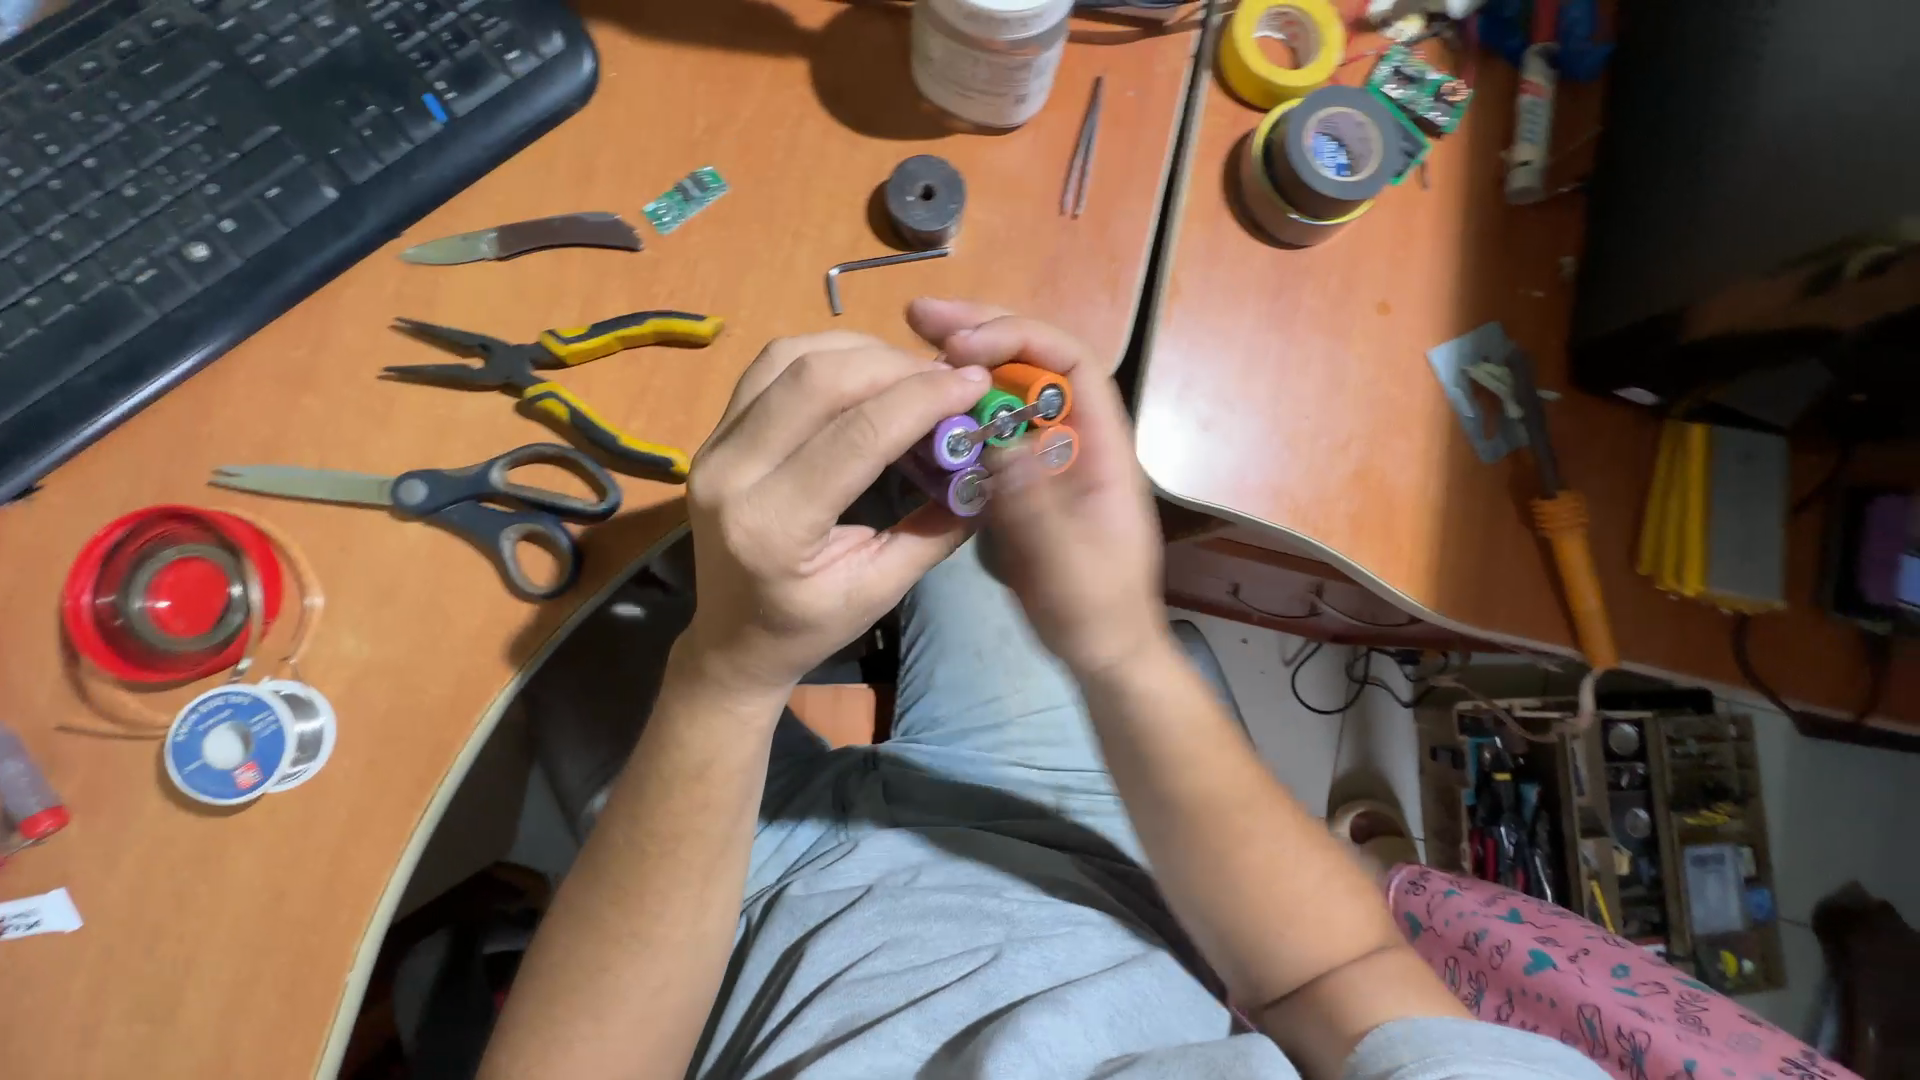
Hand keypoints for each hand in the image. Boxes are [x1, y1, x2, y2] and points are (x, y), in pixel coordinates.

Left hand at [676, 329, 993, 700]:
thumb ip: (935, 529)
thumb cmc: (808, 625)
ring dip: (859, 351)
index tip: (973, 383)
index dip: (923, 399)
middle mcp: (731, 474)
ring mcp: (713, 446)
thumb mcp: (880, 590)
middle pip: (817, 380)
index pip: (858, 436)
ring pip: (788, 358)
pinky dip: (824, 355)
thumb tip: (989, 468)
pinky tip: (863, 371)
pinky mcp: (713, 432)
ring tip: (909, 371)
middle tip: (947, 375)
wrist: (731, 637)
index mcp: (774, 527)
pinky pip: (768, 366)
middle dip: (895, 365)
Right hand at [907, 299, 1168, 677]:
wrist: (1100, 650)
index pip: (1070, 364)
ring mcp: (1047, 460)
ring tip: (911, 349)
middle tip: (918, 317)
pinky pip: (989, 435)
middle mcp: (1074, 440)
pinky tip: (920, 409)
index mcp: (1101, 449)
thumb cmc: (1097, 611)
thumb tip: (997, 440)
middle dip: (982, 333)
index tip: (960, 343)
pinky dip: (957, 414)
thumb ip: (1036, 505)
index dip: (1018, 339)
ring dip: (964, 366)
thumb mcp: (1068, 564)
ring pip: (1007, 395)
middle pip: (1034, 365)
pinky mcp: (1024, 483)